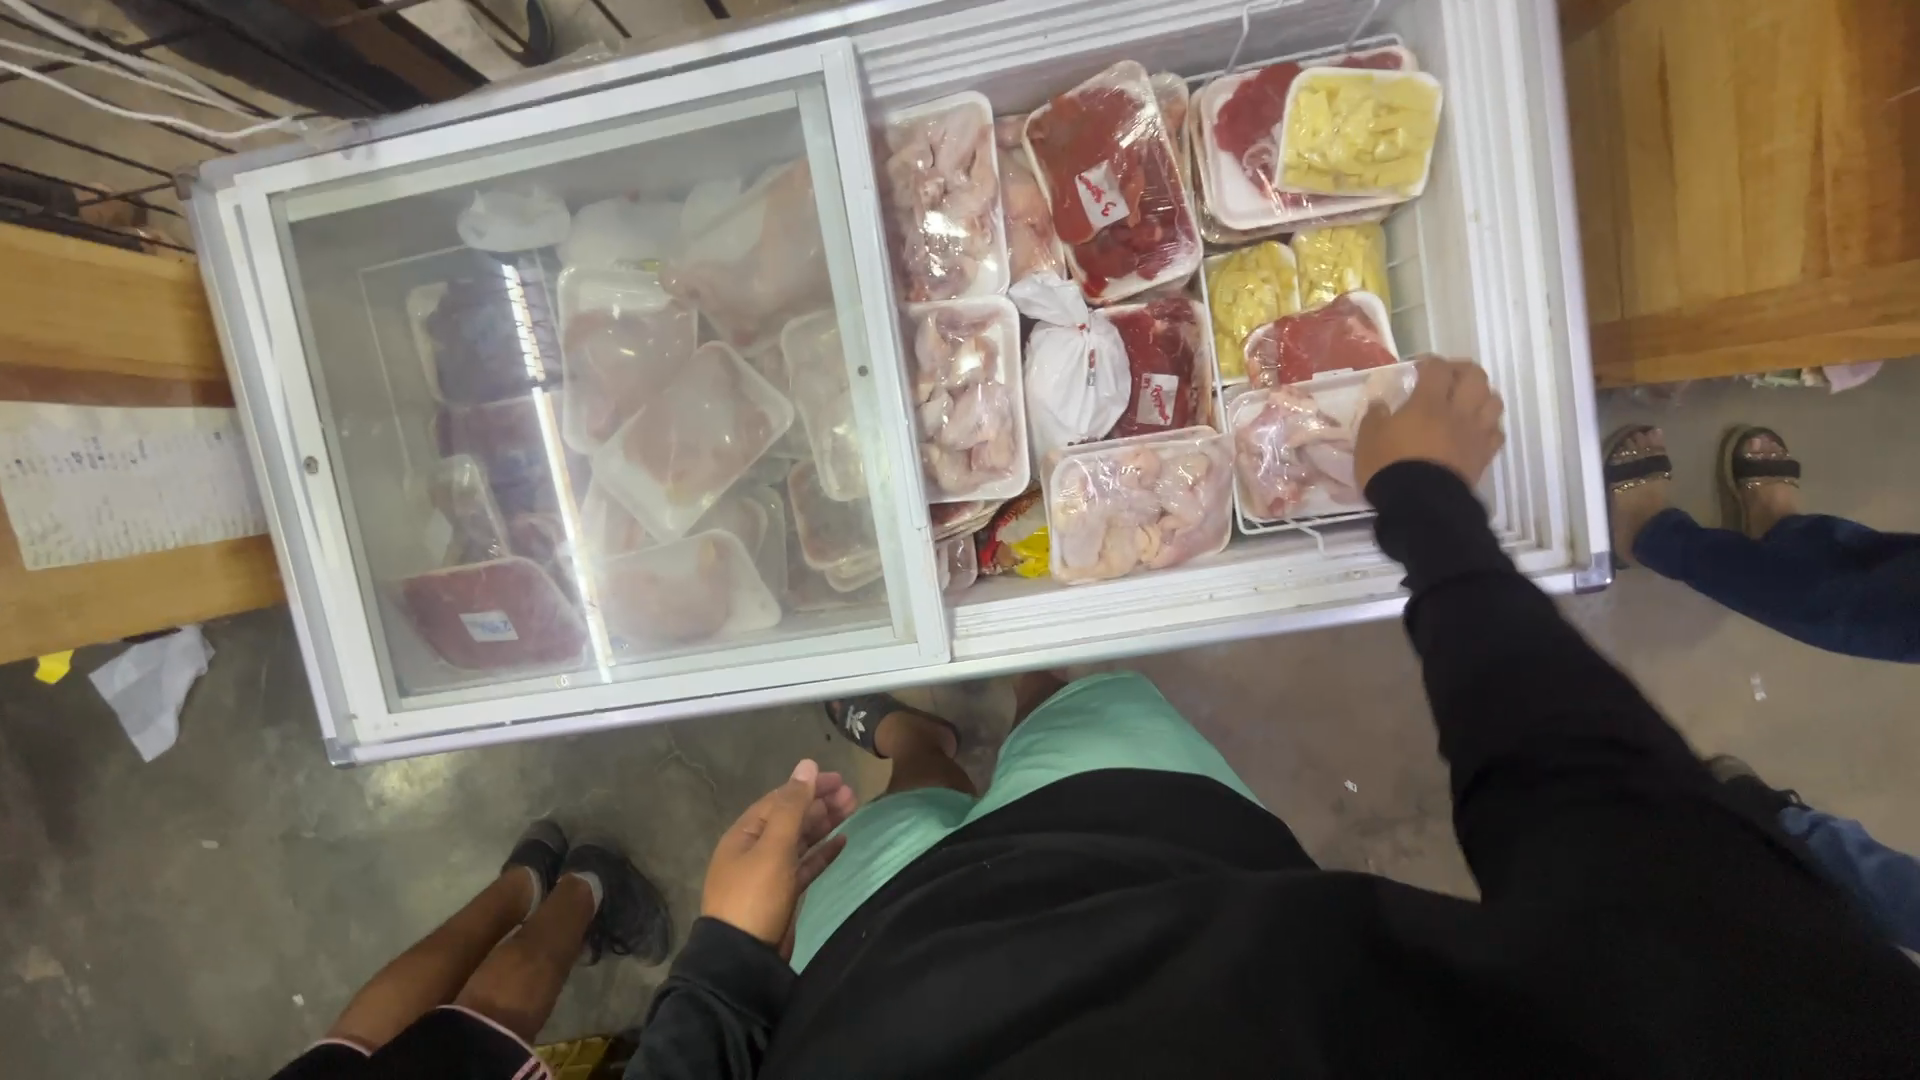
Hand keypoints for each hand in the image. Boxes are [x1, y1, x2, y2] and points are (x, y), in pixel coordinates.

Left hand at [701, 759, 857, 950]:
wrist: (742, 962)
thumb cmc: (755, 897)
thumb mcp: (773, 847)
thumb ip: (793, 806)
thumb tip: (807, 765)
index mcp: (745, 834)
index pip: (780, 799)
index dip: (809, 786)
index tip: (839, 779)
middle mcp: (755, 849)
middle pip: (792, 817)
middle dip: (821, 803)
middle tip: (853, 794)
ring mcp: (768, 873)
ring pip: (800, 840)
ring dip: (825, 824)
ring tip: (853, 809)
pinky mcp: (783, 894)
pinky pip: (805, 865)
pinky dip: (822, 853)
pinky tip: (843, 842)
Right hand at [1354, 356, 1505, 491]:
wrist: (1420, 502)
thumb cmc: (1389, 466)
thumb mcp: (1368, 439)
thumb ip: (1375, 417)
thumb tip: (1380, 404)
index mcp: (1428, 403)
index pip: (1437, 368)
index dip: (1428, 361)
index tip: (1416, 367)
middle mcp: (1457, 411)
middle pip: (1474, 376)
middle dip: (1460, 370)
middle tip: (1445, 377)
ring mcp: (1475, 432)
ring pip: (1492, 400)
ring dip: (1480, 395)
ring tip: (1465, 402)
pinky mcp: (1483, 454)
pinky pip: (1495, 432)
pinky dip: (1487, 426)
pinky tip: (1474, 430)